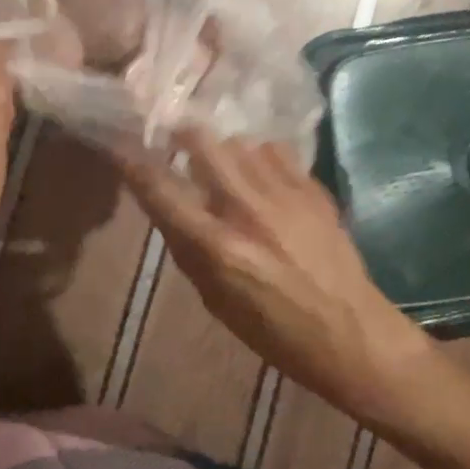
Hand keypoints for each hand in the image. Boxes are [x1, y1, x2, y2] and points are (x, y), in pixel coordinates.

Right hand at [116, 131, 431, 421]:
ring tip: (223, 163)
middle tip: (175, 141)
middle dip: (182, 135)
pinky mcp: (313, 188)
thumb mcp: (216, 302)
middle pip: (202, 142)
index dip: (132, 162)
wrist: (351, 333)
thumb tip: (169, 210)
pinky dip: (260, 157)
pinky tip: (262, 175)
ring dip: (223, 148)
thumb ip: (188, 250)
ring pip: (239, 141)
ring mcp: (285, 193)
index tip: (118, 143)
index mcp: (217, 247)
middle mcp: (246, 209)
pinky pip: (276, 151)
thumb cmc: (275, 332)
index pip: (161, 190)